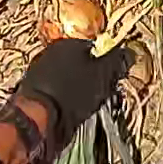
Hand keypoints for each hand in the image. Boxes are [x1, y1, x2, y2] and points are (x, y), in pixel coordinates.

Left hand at [0, 39, 131, 163]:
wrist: (37, 120)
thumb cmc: (72, 92)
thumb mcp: (104, 75)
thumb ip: (118, 61)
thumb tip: (130, 52)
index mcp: (68, 43)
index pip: (95, 47)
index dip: (108, 62)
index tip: (114, 76)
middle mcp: (51, 53)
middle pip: (80, 62)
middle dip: (92, 75)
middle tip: (103, 91)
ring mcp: (39, 73)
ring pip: (68, 77)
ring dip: (78, 89)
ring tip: (88, 105)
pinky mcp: (32, 93)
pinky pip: (57, 92)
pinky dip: (65, 100)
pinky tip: (72, 111)